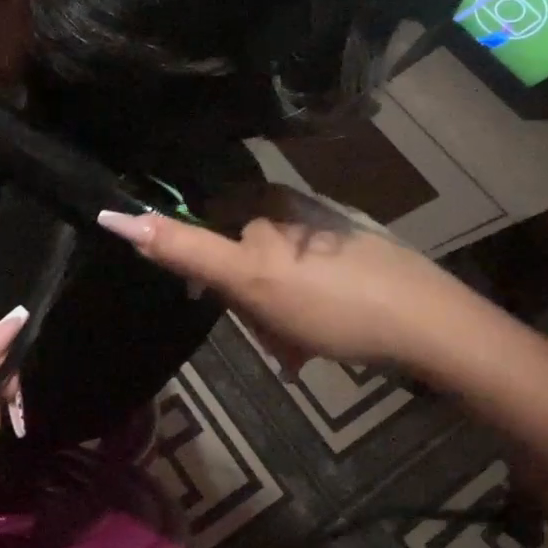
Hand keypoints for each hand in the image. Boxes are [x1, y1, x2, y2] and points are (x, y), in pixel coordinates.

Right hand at [98, 194, 480, 367]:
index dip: (199, 262)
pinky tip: (319, 341)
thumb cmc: (330, 300)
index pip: (200, 218)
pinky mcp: (356, 257)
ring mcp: (327, 231)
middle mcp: (292, 205)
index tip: (212, 299)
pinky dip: (302, 314)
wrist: (440, 332)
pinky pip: (305, 284)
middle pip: (235, 249)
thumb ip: (178, 247)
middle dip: (241, 297)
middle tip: (264, 334)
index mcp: (264, 199)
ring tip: (294, 348)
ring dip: (270, 314)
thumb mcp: (243, 277)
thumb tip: (108, 215)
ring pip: (269, 272)